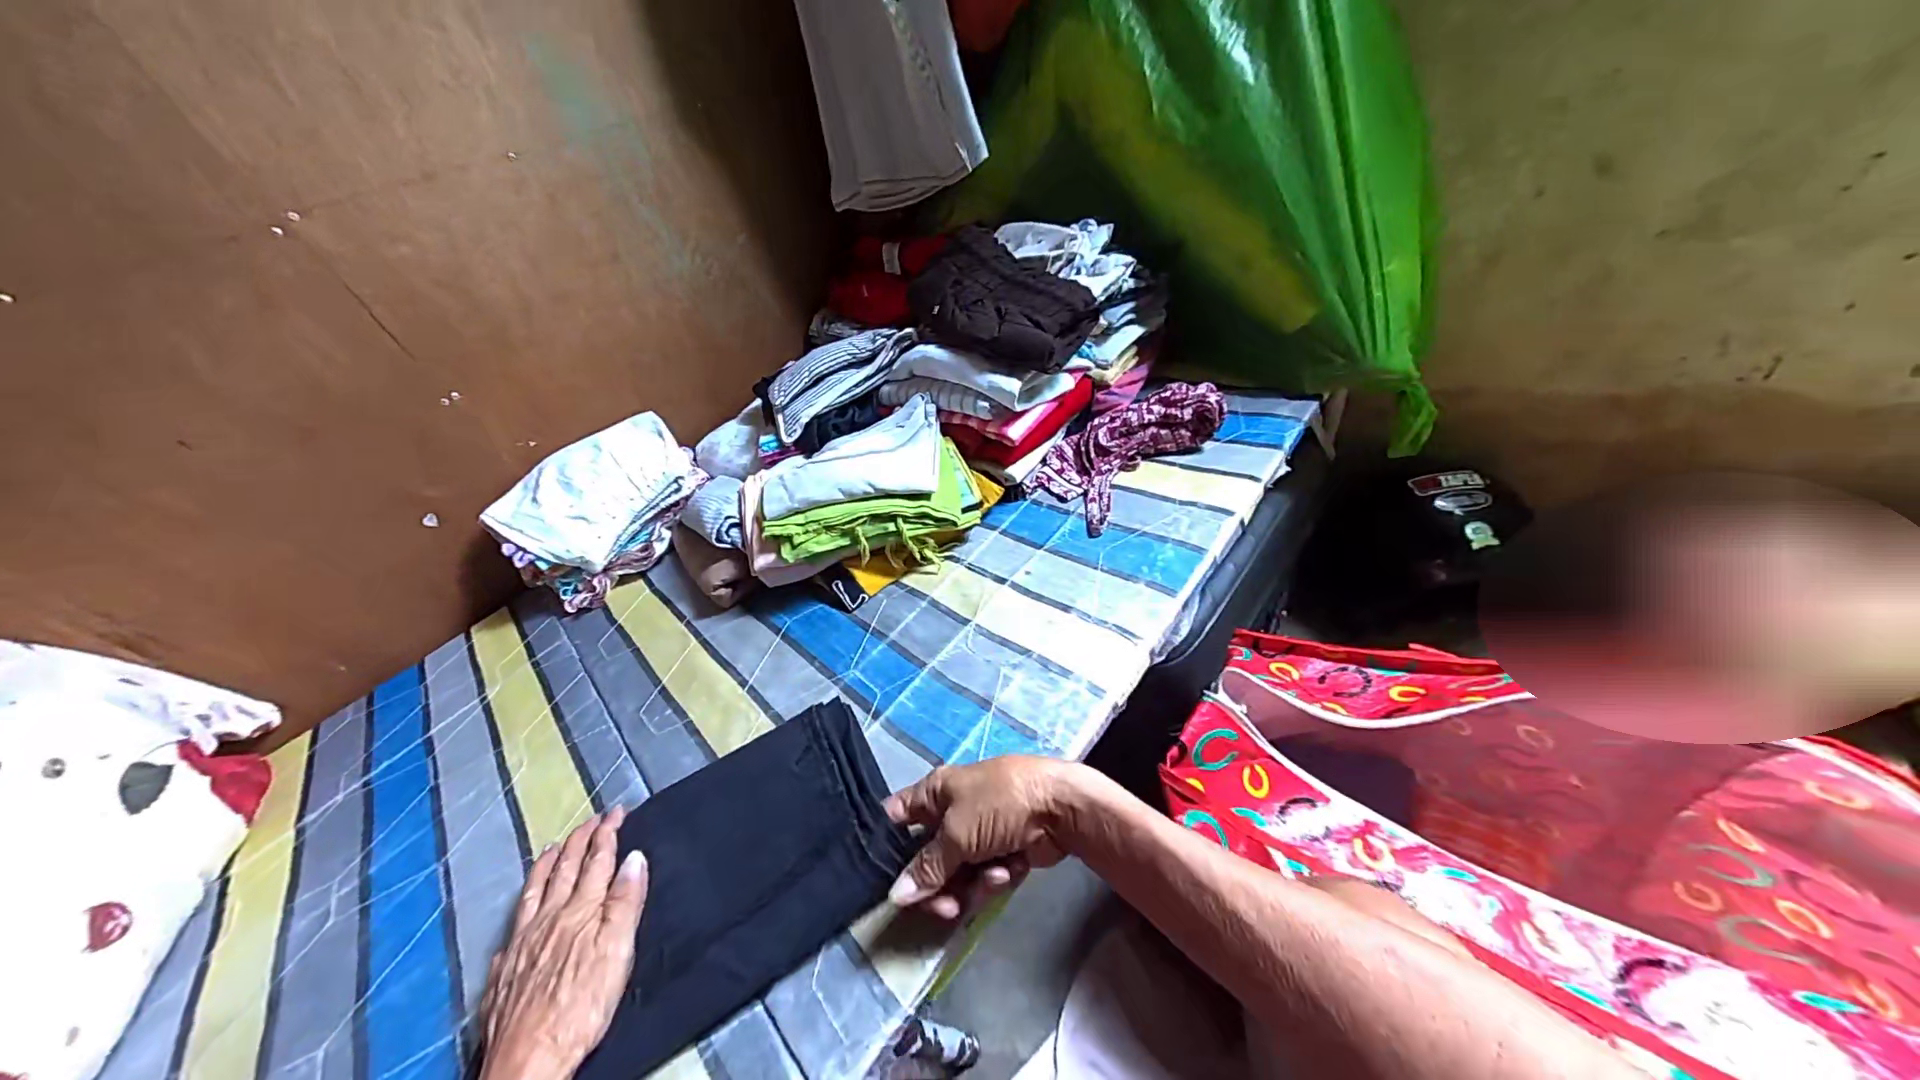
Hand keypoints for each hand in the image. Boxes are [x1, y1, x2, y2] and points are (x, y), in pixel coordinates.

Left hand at [479, 809, 648, 1079]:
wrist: (527, 1061)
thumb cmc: (582, 1006)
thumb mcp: (617, 950)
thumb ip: (625, 902)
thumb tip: (634, 858)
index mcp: (581, 911)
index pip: (597, 861)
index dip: (607, 834)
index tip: (616, 813)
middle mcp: (549, 919)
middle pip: (565, 870)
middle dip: (580, 840)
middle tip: (591, 821)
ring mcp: (522, 943)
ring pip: (535, 892)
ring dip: (547, 865)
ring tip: (552, 847)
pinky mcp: (505, 970)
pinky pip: (514, 925)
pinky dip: (522, 906)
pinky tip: (521, 912)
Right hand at [884, 757, 1079, 919]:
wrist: (1060, 808)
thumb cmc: (1000, 804)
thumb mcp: (957, 833)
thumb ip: (926, 867)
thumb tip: (895, 895)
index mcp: (935, 792)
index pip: (897, 817)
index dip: (887, 845)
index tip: (885, 879)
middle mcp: (952, 812)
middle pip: (926, 858)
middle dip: (938, 885)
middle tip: (947, 907)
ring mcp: (978, 833)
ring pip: (956, 874)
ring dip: (971, 884)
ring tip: (992, 878)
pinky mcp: (1000, 852)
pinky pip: (982, 876)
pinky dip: (994, 877)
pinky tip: (1010, 869)